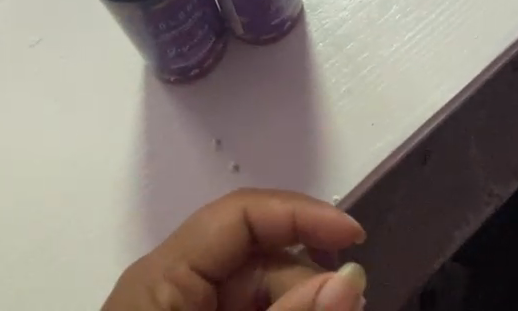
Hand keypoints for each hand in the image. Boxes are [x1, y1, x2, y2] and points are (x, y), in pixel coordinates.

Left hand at [102, 189, 368, 310]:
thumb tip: (350, 278)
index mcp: (163, 278)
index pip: (240, 216)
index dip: (300, 214)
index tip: (354, 239)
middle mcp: (174, 287)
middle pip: (259, 259)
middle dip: (309, 281)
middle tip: (353, 308)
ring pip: (263, 294)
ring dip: (301, 307)